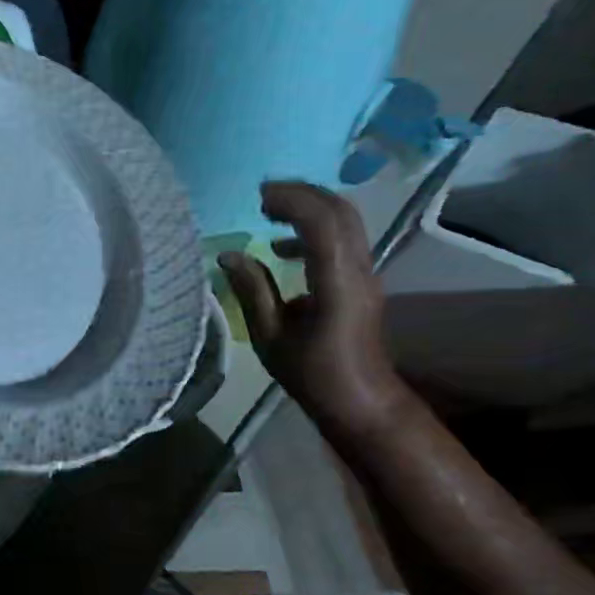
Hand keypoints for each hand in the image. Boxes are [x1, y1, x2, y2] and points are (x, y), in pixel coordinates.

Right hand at [218, 182, 408, 435]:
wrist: (362, 402)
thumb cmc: (313, 376)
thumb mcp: (270, 339)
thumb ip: (252, 291)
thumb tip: (228, 255)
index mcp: (336, 284)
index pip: (321, 224)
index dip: (292, 201)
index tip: (258, 198)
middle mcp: (358, 270)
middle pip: (340, 211)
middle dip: (302, 193)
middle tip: (262, 195)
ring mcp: (365, 273)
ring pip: (346, 221)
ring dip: (309, 206)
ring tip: (269, 211)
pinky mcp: (362, 280)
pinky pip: (343, 238)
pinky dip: (314, 228)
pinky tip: (282, 248)